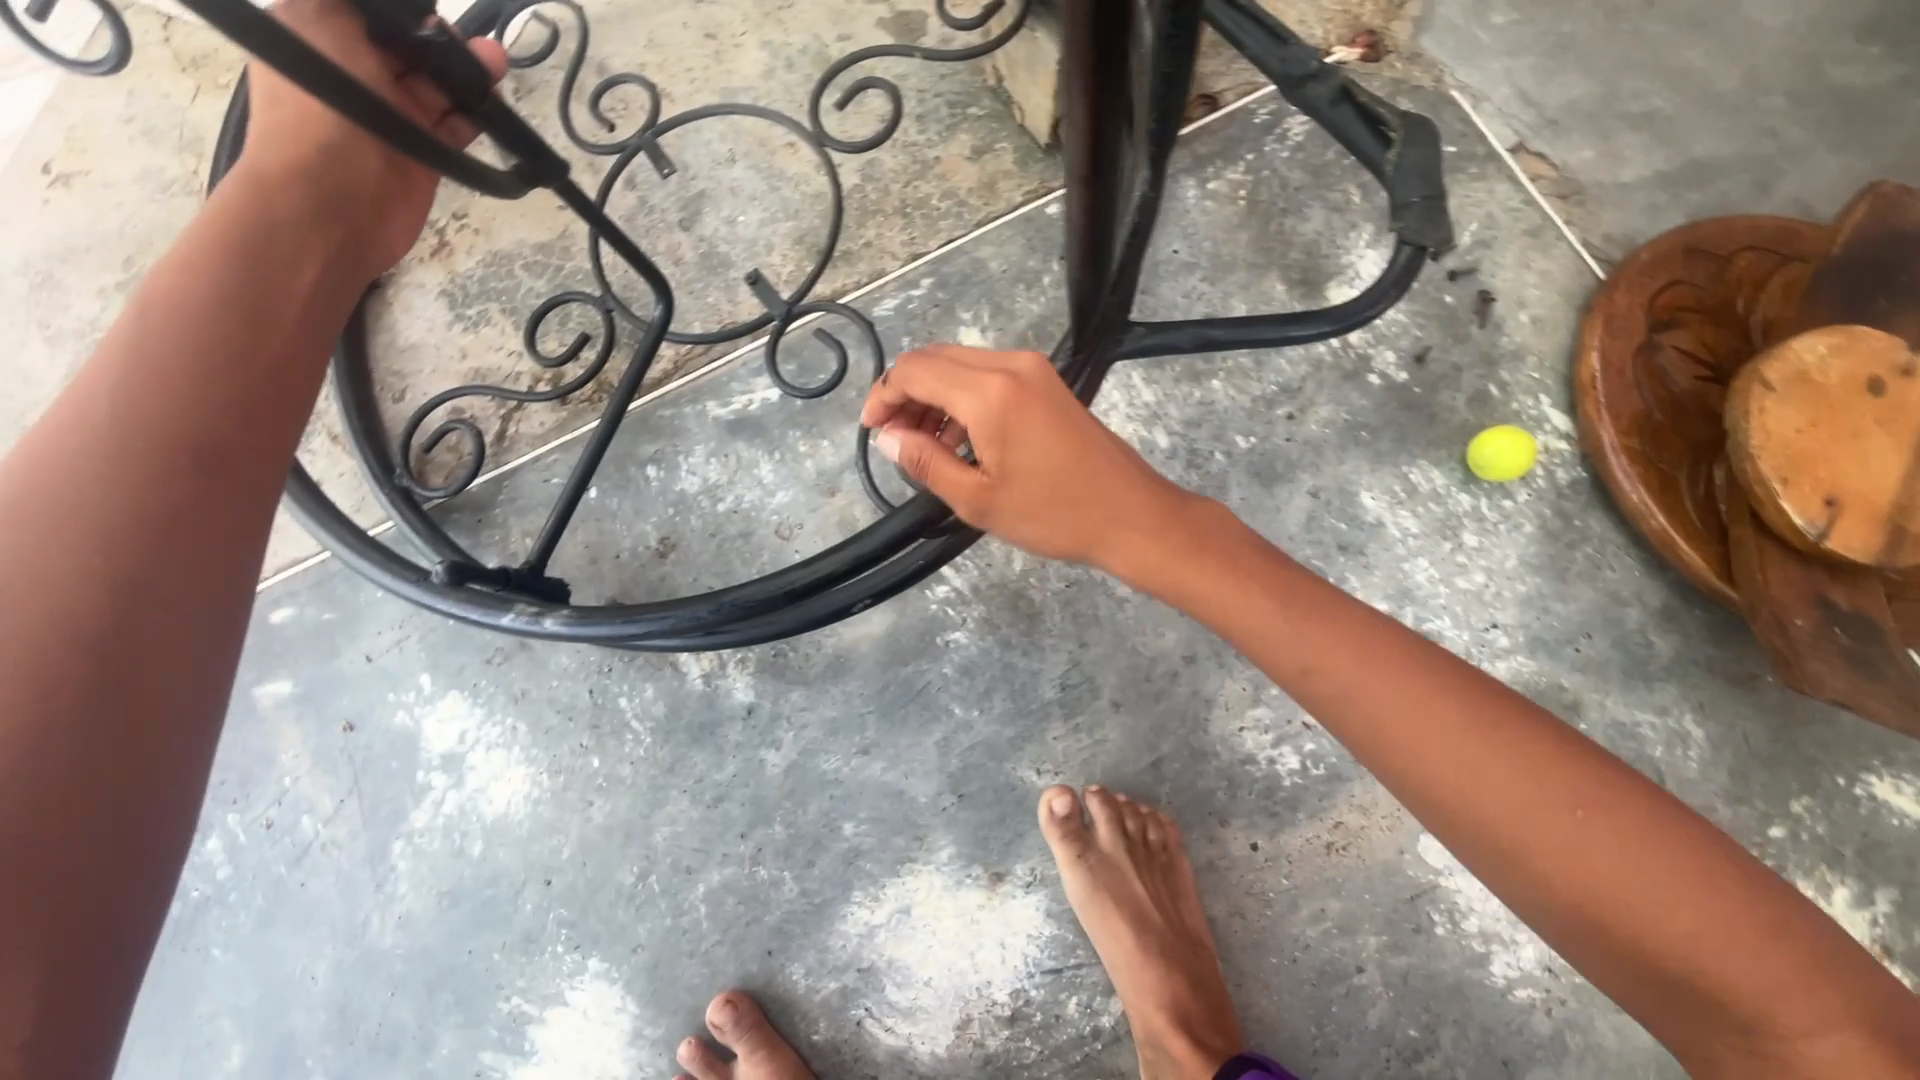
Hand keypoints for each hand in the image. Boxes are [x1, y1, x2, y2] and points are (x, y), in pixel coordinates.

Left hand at [236, 0, 508, 282]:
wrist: (334, 200)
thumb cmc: (319, 104)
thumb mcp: (315, 21)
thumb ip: (345, 4)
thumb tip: (393, 11)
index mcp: (320, 40)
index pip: (369, 15)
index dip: (404, 12)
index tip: (432, 12)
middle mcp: (354, 76)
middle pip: (408, 48)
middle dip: (442, 39)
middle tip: (475, 41)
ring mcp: (391, 118)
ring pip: (437, 86)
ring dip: (467, 72)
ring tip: (496, 62)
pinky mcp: (424, 153)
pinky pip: (454, 126)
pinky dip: (476, 114)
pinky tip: (493, 100)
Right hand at [859, 345, 1201, 569]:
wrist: (1130, 514)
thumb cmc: (1053, 514)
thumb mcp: (977, 499)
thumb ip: (925, 461)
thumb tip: (888, 437)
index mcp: (989, 392)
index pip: (914, 370)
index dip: (883, 396)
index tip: (873, 431)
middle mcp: (1010, 365)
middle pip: (935, 359)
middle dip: (905, 394)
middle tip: (894, 440)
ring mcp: (1033, 370)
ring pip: (961, 365)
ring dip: (933, 397)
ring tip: (924, 446)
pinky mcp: (1047, 382)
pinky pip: (988, 376)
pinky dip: (963, 398)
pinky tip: (959, 439)